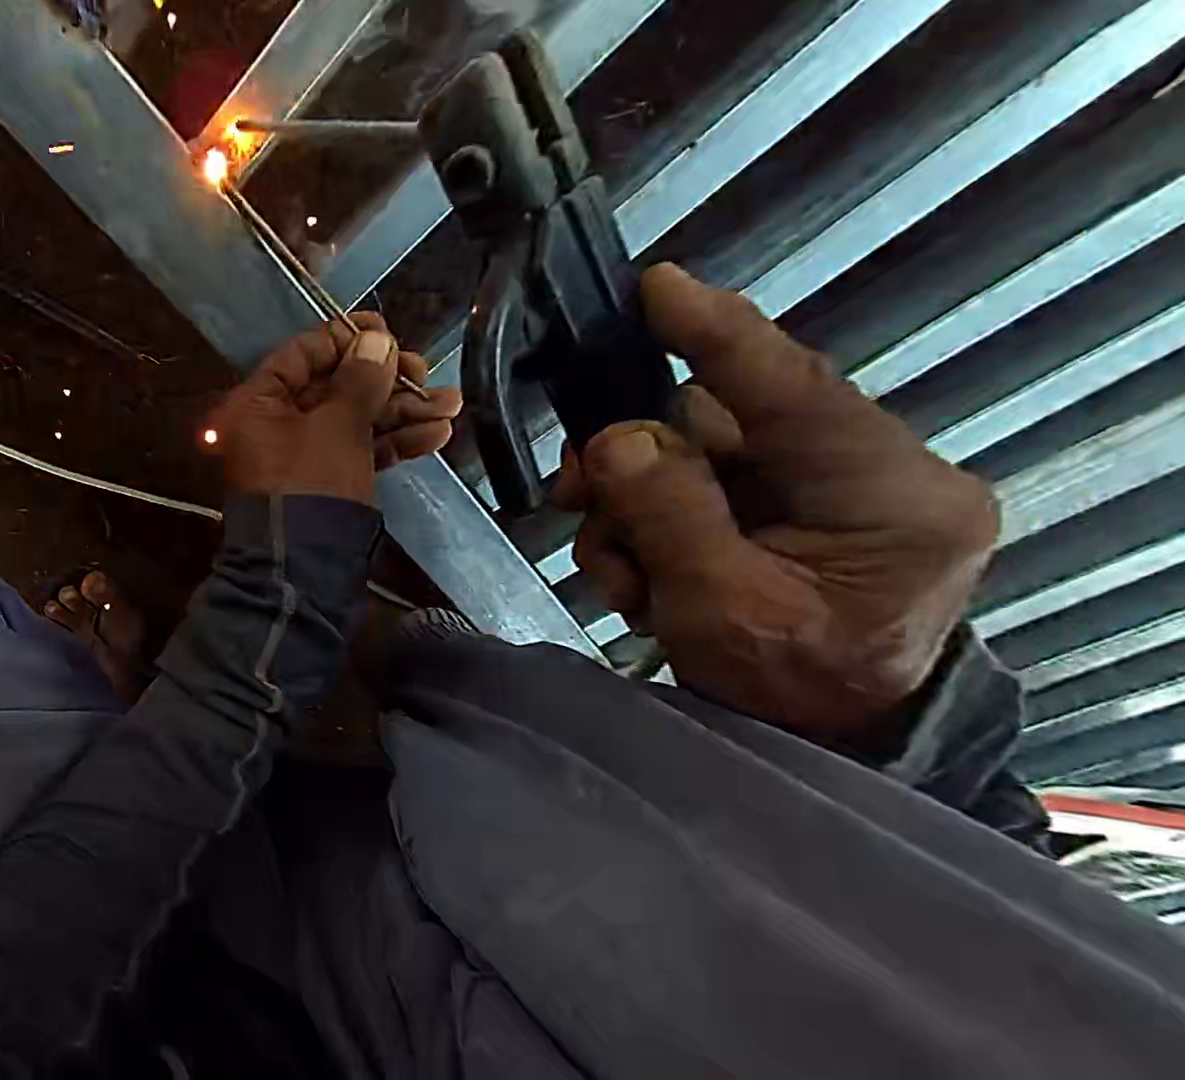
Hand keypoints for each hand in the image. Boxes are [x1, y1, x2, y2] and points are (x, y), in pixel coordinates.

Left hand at [208, 313, 463, 503]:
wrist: (306, 572)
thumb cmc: (312, 485)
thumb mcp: (338, 427)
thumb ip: (359, 380)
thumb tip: (378, 341)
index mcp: (256, 405)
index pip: (301, 355)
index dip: (346, 340)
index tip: (388, 332)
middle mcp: (273, 427)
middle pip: (333, 388)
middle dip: (386, 382)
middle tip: (426, 373)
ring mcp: (300, 457)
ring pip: (352, 422)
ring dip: (401, 413)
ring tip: (450, 405)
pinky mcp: (325, 484)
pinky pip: (357, 452)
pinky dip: (392, 444)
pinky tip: (436, 435)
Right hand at [553, 265, 998, 745]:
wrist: (812, 735)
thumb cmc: (789, 684)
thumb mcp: (722, 611)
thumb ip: (671, 518)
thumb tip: (614, 441)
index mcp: (889, 496)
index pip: (799, 392)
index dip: (722, 336)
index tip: (658, 287)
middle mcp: (856, 474)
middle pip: (714, 427)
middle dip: (632, 462)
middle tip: (572, 495)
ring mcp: (807, 490)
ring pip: (682, 458)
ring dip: (627, 510)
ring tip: (622, 578)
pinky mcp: (766, 507)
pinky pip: (679, 489)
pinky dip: (638, 530)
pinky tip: (639, 580)